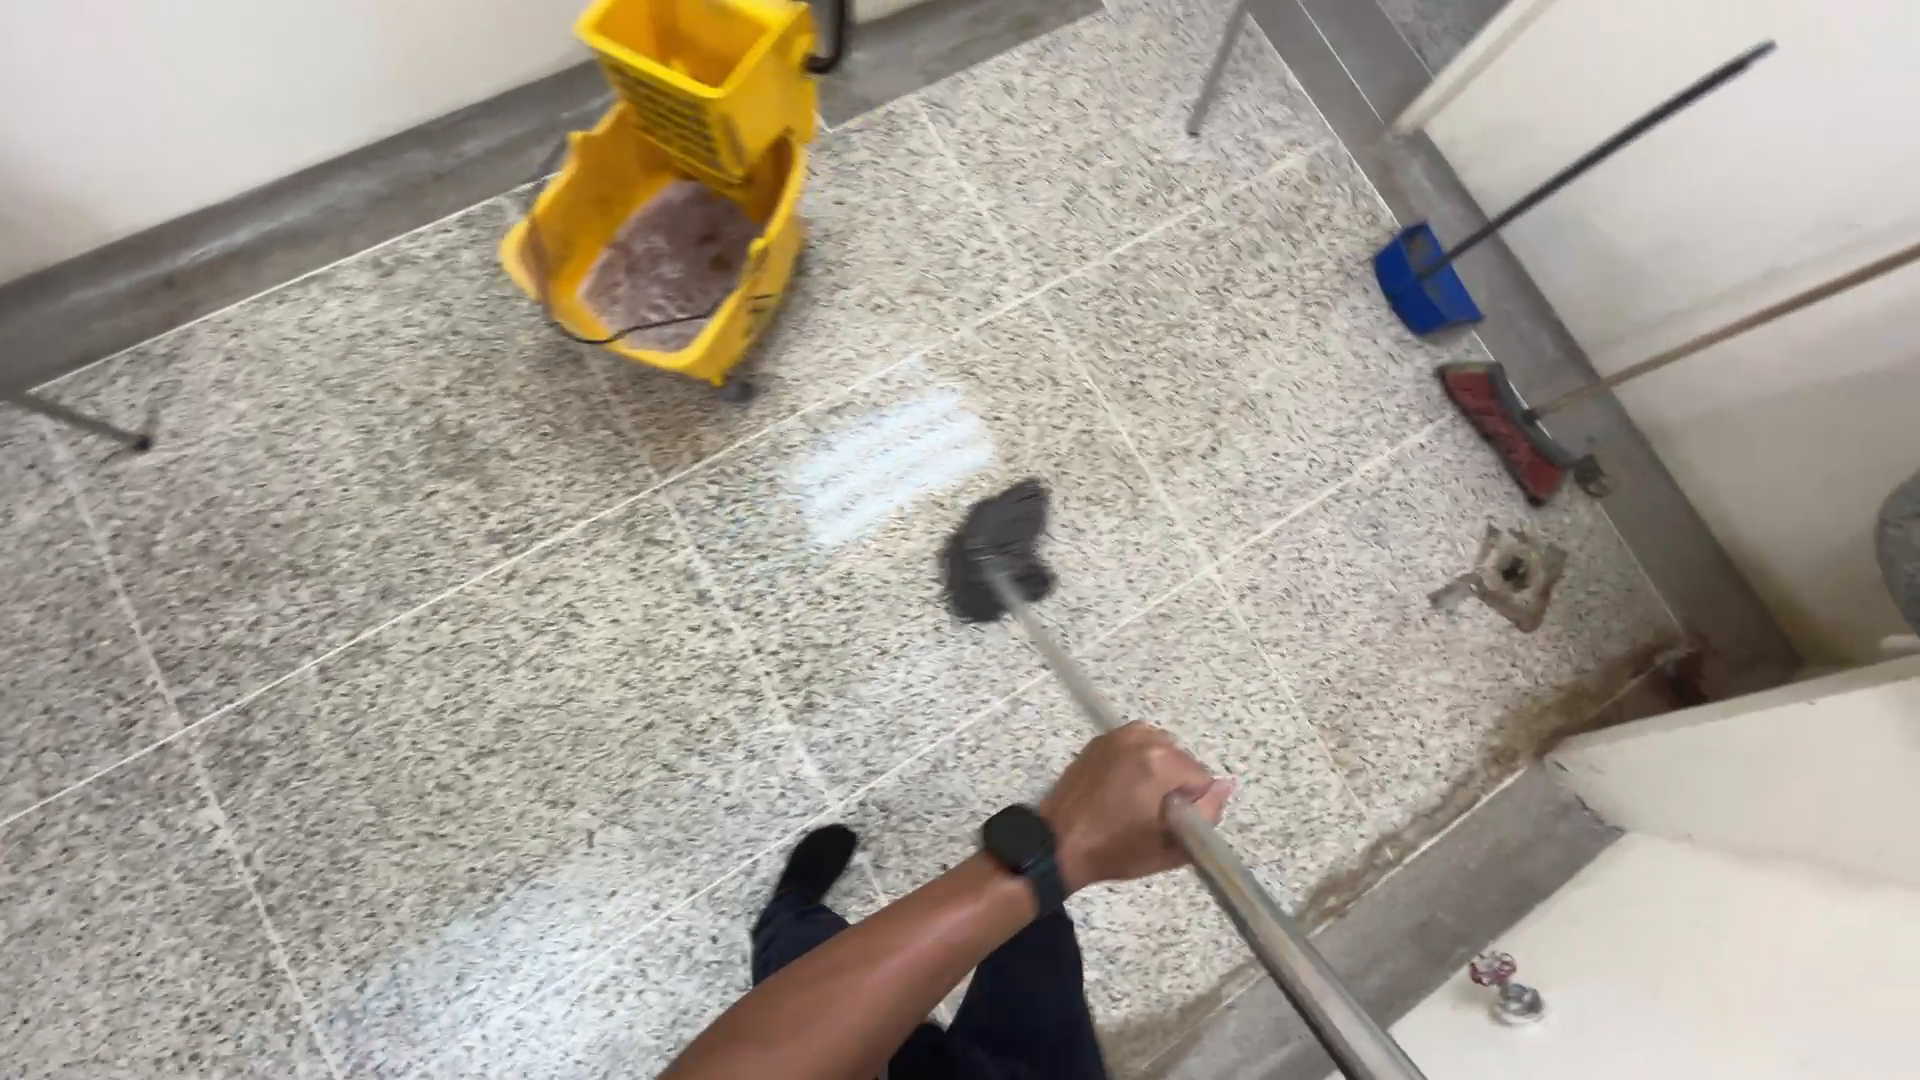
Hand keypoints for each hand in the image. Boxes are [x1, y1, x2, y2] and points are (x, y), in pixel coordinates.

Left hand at [1038, 722, 1233, 893]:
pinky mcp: (1100, 740)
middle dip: (1175, 784)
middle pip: (1181, 760)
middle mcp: (1140, 738)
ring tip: (1137, 800)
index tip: (1169, 823)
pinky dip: (1137, 760)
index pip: (1201, 778)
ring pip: (1159, 748)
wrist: (1059, 842)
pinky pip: (1135, 744)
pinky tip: (1122, 786)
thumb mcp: (1171, 846)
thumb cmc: (1115, 849)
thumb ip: (1208, 814)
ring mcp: (1117, 735)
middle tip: (1151, 814)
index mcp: (1160, 762)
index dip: (1191, 805)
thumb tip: (1226, 785)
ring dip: (1157, 770)